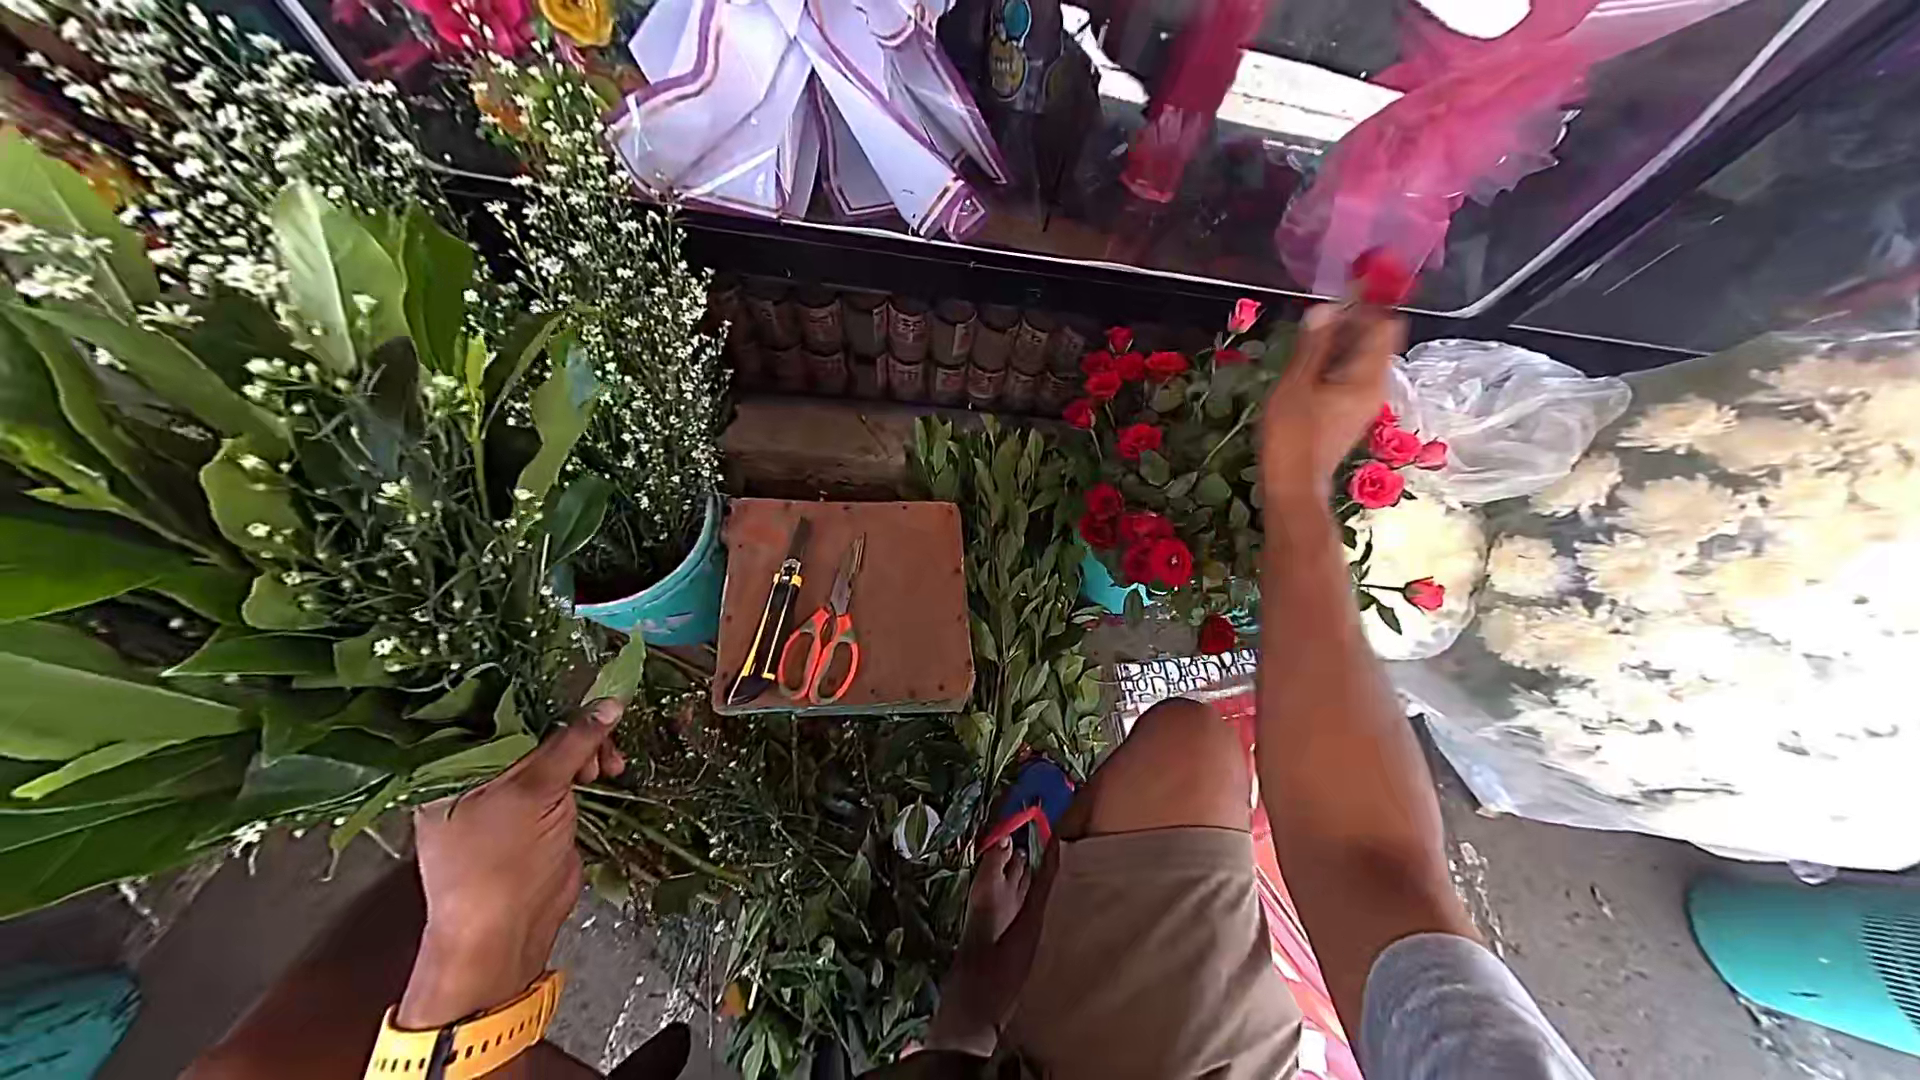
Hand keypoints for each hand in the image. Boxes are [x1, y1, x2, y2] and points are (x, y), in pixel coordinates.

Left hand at [395, 698, 626, 1029]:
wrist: (507, 930)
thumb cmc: (501, 859)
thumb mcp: (537, 790)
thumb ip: (574, 742)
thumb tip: (612, 702)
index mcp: (455, 766)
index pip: (502, 713)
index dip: (545, 698)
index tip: (588, 688)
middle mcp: (478, 774)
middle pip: (536, 730)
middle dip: (577, 730)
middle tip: (604, 742)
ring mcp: (509, 793)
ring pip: (557, 750)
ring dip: (590, 750)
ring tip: (608, 767)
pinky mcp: (537, 808)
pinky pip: (567, 772)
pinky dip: (590, 768)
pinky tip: (607, 773)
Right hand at [1259, 302, 1405, 515]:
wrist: (1293, 484)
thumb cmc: (1292, 436)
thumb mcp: (1295, 385)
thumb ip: (1312, 346)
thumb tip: (1325, 309)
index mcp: (1369, 376)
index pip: (1385, 324)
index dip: (1364, 307)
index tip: (1333, 303)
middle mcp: (1376, 386)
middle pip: (1374, 341)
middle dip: (1346, 327)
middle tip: (1311, 326)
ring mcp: (1365, 402)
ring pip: (1359, 360)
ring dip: (1336, 348)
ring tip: (1303, 351)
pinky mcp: (1350, 413)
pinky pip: (1349, 378)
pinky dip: (1332, 369)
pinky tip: (1305, 376)